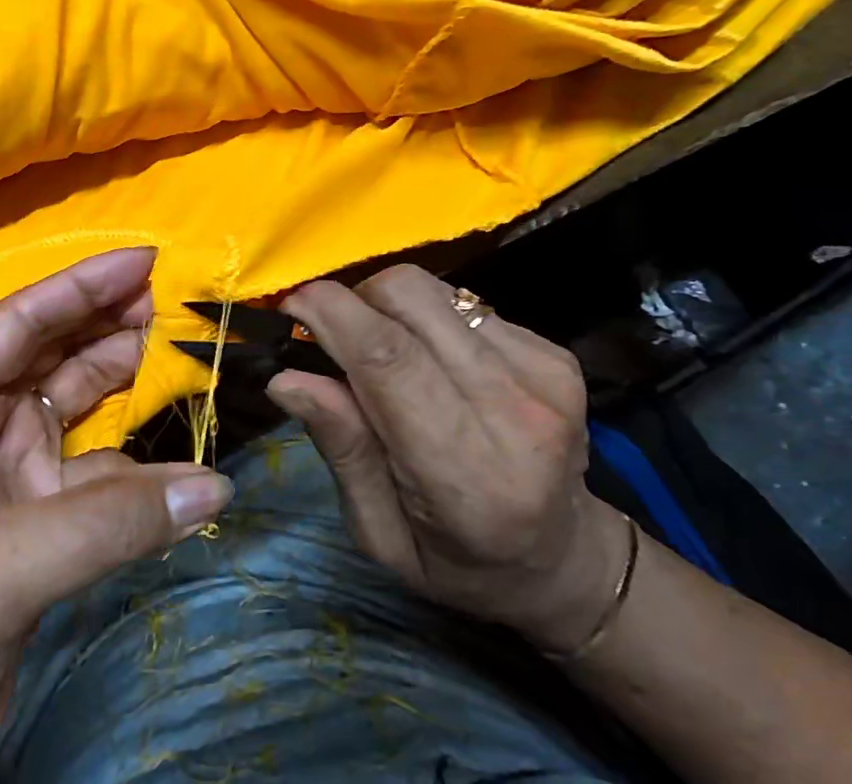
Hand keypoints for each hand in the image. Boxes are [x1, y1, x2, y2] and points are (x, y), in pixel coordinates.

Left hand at [0, 248, 233, 783]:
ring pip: (74, 405)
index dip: (78, 289)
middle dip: (107, 324)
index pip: (11, 328)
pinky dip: (138, 464)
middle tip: (174, 298)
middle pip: (48, 356)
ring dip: (123, 377)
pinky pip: (96, 470)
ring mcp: (1, 472)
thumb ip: (109, 522)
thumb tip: (214, 488)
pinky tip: (177, 460)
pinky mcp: (32, 517)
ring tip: (177, 345)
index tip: (144, 260)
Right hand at [266, 265, 624, 653]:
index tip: (291, 305)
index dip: (334, 316)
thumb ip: (343, 450)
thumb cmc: (459, 563)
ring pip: (434, 289)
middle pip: (411, 301)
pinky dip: (427, 320)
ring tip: (386, 357)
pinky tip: (432, 362)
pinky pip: (463, 302)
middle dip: (354, 301)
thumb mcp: (381, 535)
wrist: (564, 557)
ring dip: (389, 308)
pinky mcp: (555, 352)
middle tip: (335, 341)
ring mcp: (543, 372)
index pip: (390, 361)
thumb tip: (287, 379)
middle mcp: (515, 410)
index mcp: (467, 475)